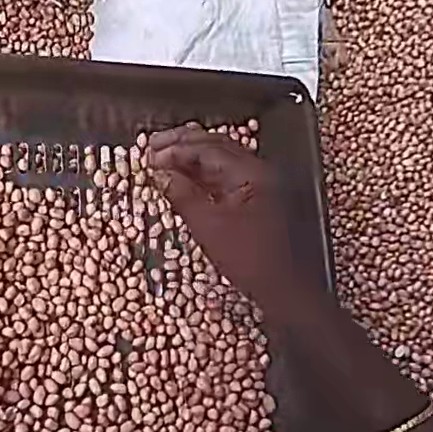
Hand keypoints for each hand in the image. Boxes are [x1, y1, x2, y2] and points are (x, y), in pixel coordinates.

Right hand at [147, 124, 323, 315]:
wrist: (282, 287)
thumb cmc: (249, 260)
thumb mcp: (209, 227)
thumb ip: (183, 195)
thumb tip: (160, 174)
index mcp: (251, 173)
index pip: (208, 149)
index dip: (176, 149)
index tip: (150, 154)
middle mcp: (257, 171)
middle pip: (216, 145)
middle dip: (182, 144)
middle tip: (152, 146)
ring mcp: (258, 184)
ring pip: (219, 159)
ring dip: (190, 156)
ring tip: (162, 157)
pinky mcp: (254, 198)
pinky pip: (224, 176)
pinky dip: (201, 173)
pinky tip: (182, 177)